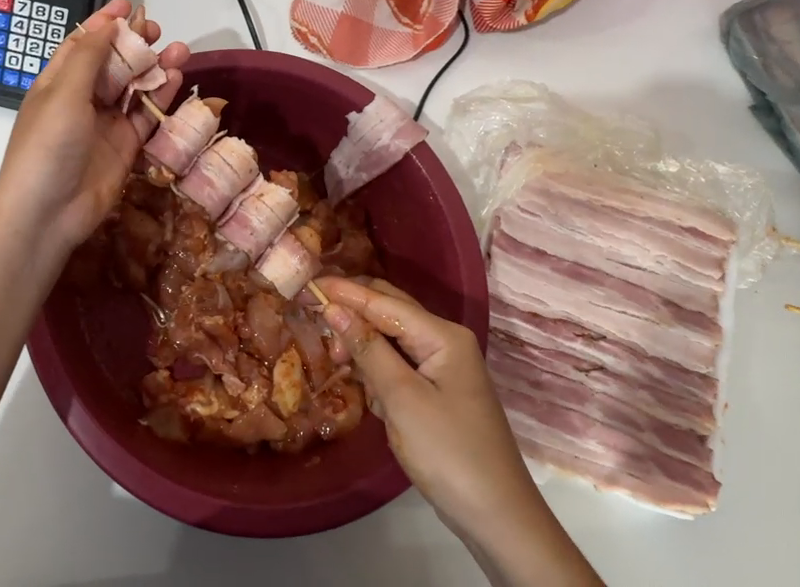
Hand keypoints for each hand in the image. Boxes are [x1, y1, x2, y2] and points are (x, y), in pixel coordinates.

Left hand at [0, 0, 189, 257]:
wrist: (47, 213)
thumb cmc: (47, 146)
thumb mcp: (63, 93)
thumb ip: (88, 57)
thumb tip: (108, 22)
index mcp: (57, 82)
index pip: (82, 44)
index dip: (104, 23)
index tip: (129, 3)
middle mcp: (80, 99)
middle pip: (112, 62)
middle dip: (134, 43)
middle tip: (157, 29)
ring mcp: (104, 123)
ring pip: (133, 87)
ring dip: (154, 68)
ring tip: (178, 51)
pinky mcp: (124, 146)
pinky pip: (145, 115)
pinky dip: (160, 98)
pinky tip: (177, 80)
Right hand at [318, 277, 601, 585]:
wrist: (497, 517)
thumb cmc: (448, 452)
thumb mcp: (401, 398)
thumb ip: (367, 348)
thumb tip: (332, 307)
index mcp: (442, 336)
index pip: (382, 301)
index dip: (342, 292)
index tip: (303, 283)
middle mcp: (444, 342)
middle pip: (388, 312)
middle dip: (351, 313)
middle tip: (310, 318)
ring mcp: (442, 367)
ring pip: (390, 338)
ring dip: (361, 344)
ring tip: (334, 359)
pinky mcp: (436, 391)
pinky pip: (397, 363)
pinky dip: (375, 368)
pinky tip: (360, 380)